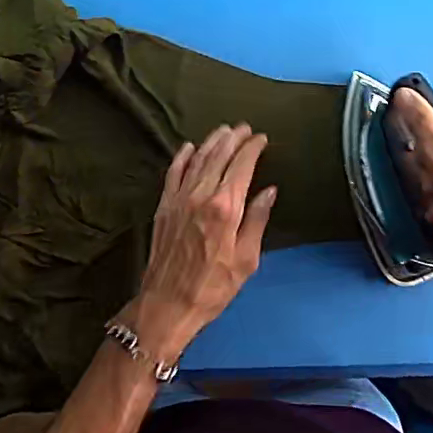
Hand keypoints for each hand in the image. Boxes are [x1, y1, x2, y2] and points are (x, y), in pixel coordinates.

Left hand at [120, 125, 276, 362]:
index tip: (261, 138)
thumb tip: (269, 191)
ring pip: (197, 159)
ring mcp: (179, 199)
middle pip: (219, 156)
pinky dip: (182, 157)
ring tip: (223, 130)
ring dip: (212, 142)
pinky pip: (173, 173)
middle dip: (234, 138)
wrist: (167, 304)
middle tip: (244, 128)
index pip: (242, 165)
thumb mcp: (246, 259)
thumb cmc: (213, 287)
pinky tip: (189, 147)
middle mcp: (201, 196)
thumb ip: (257, 220)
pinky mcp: (164, 206)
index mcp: (226, 208)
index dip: (252, 148)